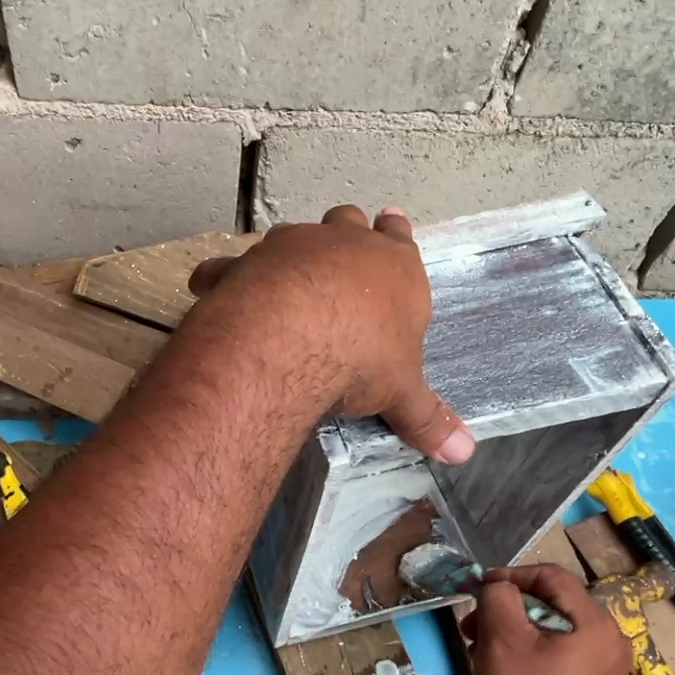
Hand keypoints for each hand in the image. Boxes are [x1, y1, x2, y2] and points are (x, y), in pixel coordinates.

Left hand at [186, 205, 474, 463]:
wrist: (291, 339)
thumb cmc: (362, 360)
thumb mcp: (401, 395)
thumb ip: (427, 418)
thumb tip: (463, 453)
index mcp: (393, 268)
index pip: (399, 238)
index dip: (395, 232)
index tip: (392, 221)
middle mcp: (342, 244)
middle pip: (346, 221)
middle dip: (344, 234)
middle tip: (339, 249)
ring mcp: (290, 248)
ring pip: (291, 234)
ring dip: (287, 254)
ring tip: (278, 278)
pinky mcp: (246, 264)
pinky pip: (230, 264)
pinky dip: (224, 275)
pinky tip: (211, 287)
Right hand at [461, 564, 630, 674]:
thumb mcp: (503, 640)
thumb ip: (498, 597)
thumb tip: (497, 586)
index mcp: (595, 622)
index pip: (550, 575)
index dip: (509, 576)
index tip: (475, 590)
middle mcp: (610, 638)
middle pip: (550, 601)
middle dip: (506, 607)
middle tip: (471, 625)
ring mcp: (605, 664)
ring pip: (551, 626)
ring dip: (512, 628)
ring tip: (480, 648)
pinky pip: (558, 649)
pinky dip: (528, 649)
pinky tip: (502, 667)